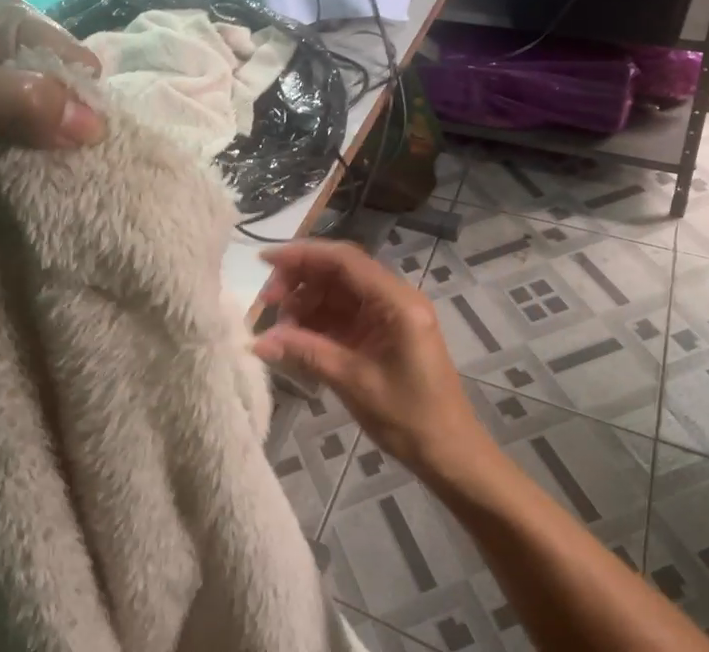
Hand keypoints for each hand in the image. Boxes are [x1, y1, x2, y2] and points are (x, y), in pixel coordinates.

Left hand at [0, 0, 105, 244]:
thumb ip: (14, 100)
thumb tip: (93, 125)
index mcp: (9, 21)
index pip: (75, 59)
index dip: (71, 99)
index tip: (48, 138)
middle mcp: (22, 52)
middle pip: (81, 91)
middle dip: (77, 127)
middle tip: (54, 162)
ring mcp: (25, 99)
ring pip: (76, 123)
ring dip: (72, 153)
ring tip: (55, 179)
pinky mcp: (24, 138)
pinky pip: (63, 149)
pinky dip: (62, 168)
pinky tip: (51, 186)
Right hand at [252, 240, 493, 475]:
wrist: (449, 453)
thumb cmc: (409, 417)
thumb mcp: (354, 382)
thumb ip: (306, 353)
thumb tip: (259, 341)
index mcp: (397, 302)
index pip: (344, 260)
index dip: (301, 255)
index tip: (264, 263)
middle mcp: (394, 299)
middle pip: (338, 272)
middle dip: (299, 281)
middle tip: (267, 304)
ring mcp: (389, 316)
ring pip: (337, 293)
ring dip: (306, 304)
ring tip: (280, 329)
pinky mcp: (382, 334)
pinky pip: (343, 315)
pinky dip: (317, 322)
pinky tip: (295, 339)